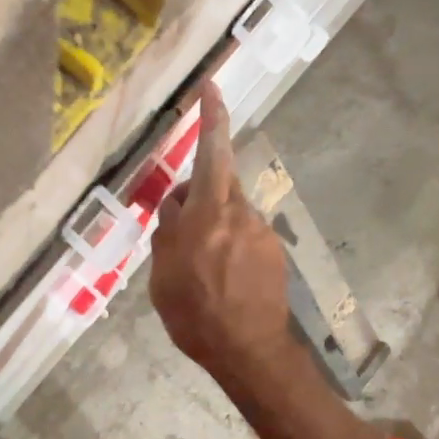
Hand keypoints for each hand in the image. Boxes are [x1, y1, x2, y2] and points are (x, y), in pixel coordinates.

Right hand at [149, 82, 296, 383]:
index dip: (211, 117)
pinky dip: (229, 250)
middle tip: (177, 228)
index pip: (212, 152)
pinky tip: (222, 282)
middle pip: (218, 185)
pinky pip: (245, 239)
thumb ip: (168, 232)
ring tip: (200, 271)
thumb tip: (175, 206)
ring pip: (231, 215)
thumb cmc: (195, 314)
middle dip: (197, 196)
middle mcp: (241, 214)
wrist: (247, 351)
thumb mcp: (162, 274)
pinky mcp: (275, 255)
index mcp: (210, 212)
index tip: (212, 87)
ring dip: (213, 229)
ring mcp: (262, 234)